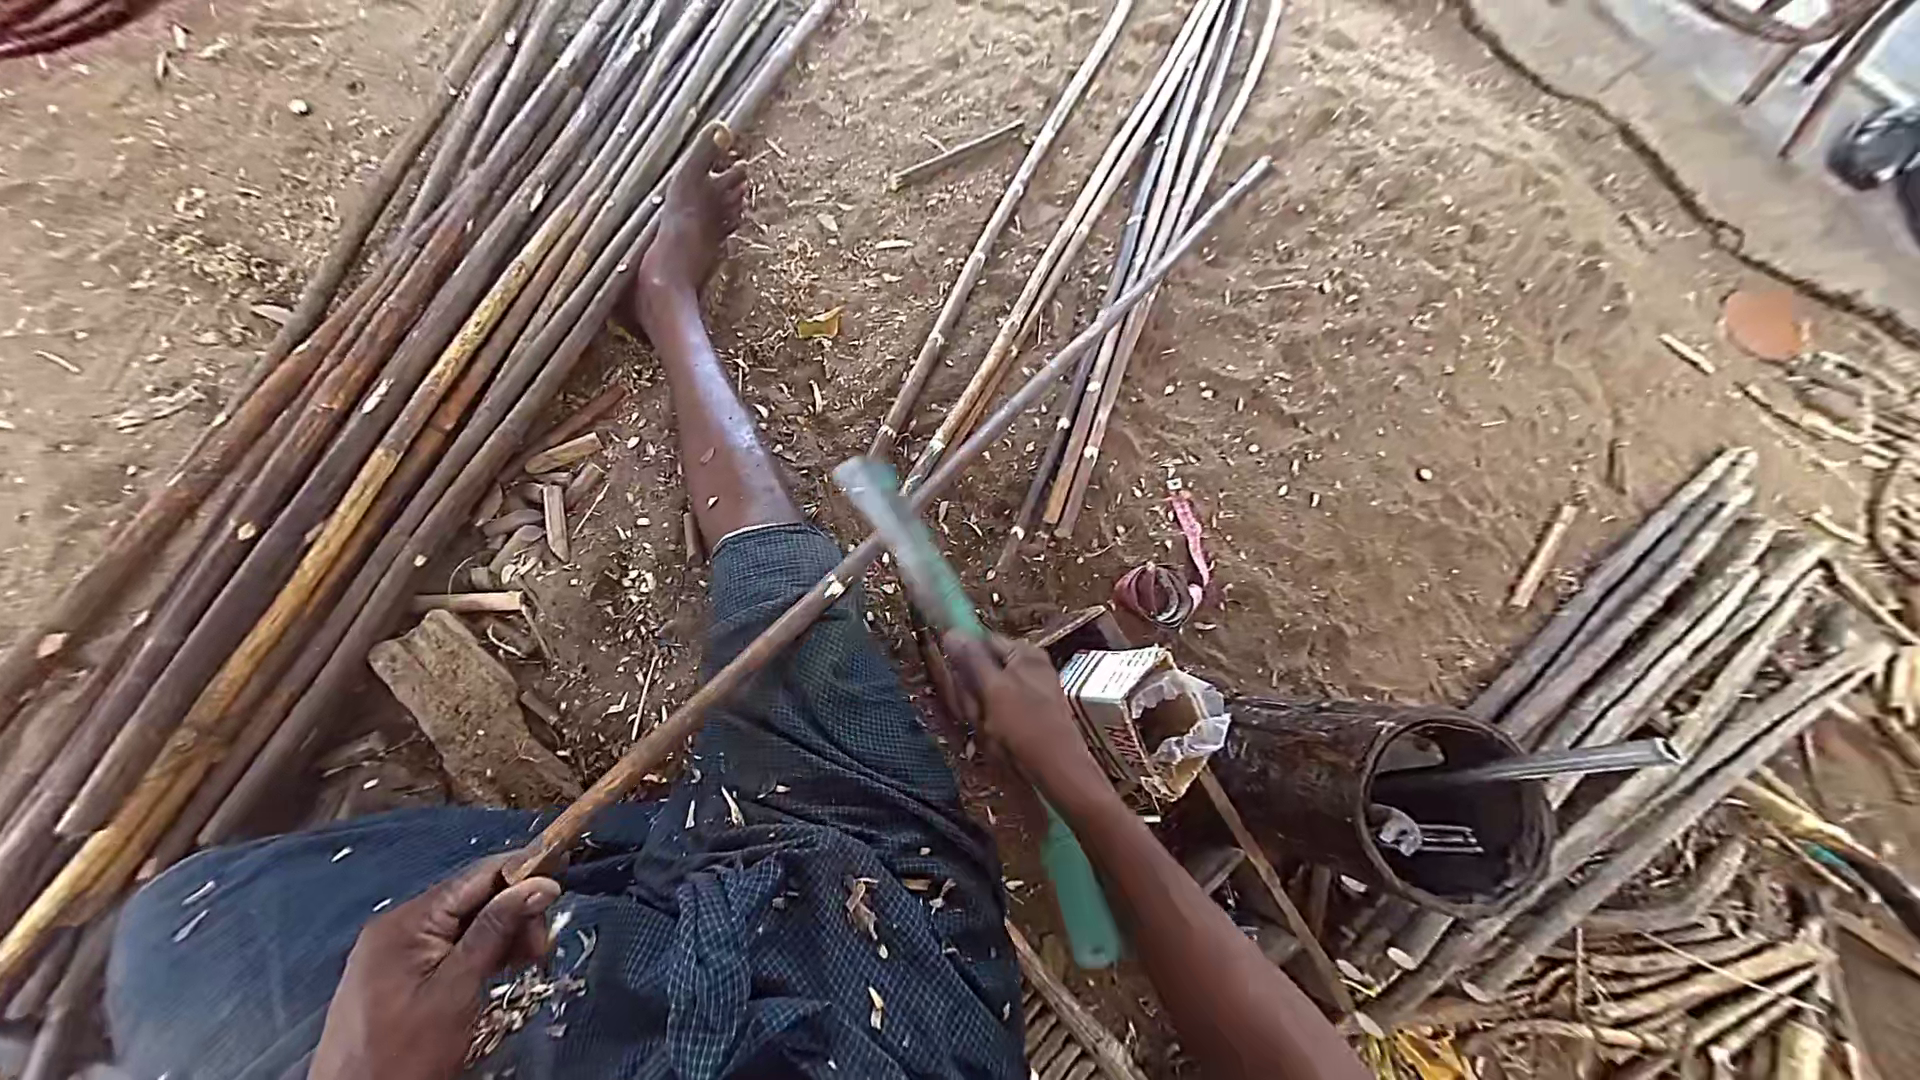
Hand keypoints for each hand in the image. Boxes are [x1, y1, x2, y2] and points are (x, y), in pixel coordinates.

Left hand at [309, 855, 560, 1079]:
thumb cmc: (403, 1058)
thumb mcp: (457, 988)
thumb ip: (498, 928)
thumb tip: (542, 883)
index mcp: (405, 924)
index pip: (480, 875)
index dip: (525, 874)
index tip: (560, 886)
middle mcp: (398, 927)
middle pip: (478, 896)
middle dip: (517, 913)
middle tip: (539, 946)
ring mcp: (397, 951)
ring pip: (472, 919)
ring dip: (507, 933)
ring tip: (526, 961)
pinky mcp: (403, 972)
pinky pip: (457, 942)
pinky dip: (487, 949)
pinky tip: (503, 967)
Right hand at [941, 634, 1107, 798]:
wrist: (1059, 773)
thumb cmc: (1026, 727)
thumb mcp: (994, 689)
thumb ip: (971, 659)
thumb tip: (951, 631)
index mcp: (1024, 653)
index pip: (980, 640)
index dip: (964, 660)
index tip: (958, 681)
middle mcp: (1027, 667)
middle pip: (979, 670)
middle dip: (971, 693)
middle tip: (977, 713)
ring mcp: (1027, 692)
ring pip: (983, 695)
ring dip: (978, 714)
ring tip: (990, 730)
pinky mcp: (1025, 715)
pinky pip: (994, 713)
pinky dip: (990, 727)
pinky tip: (996, 741)